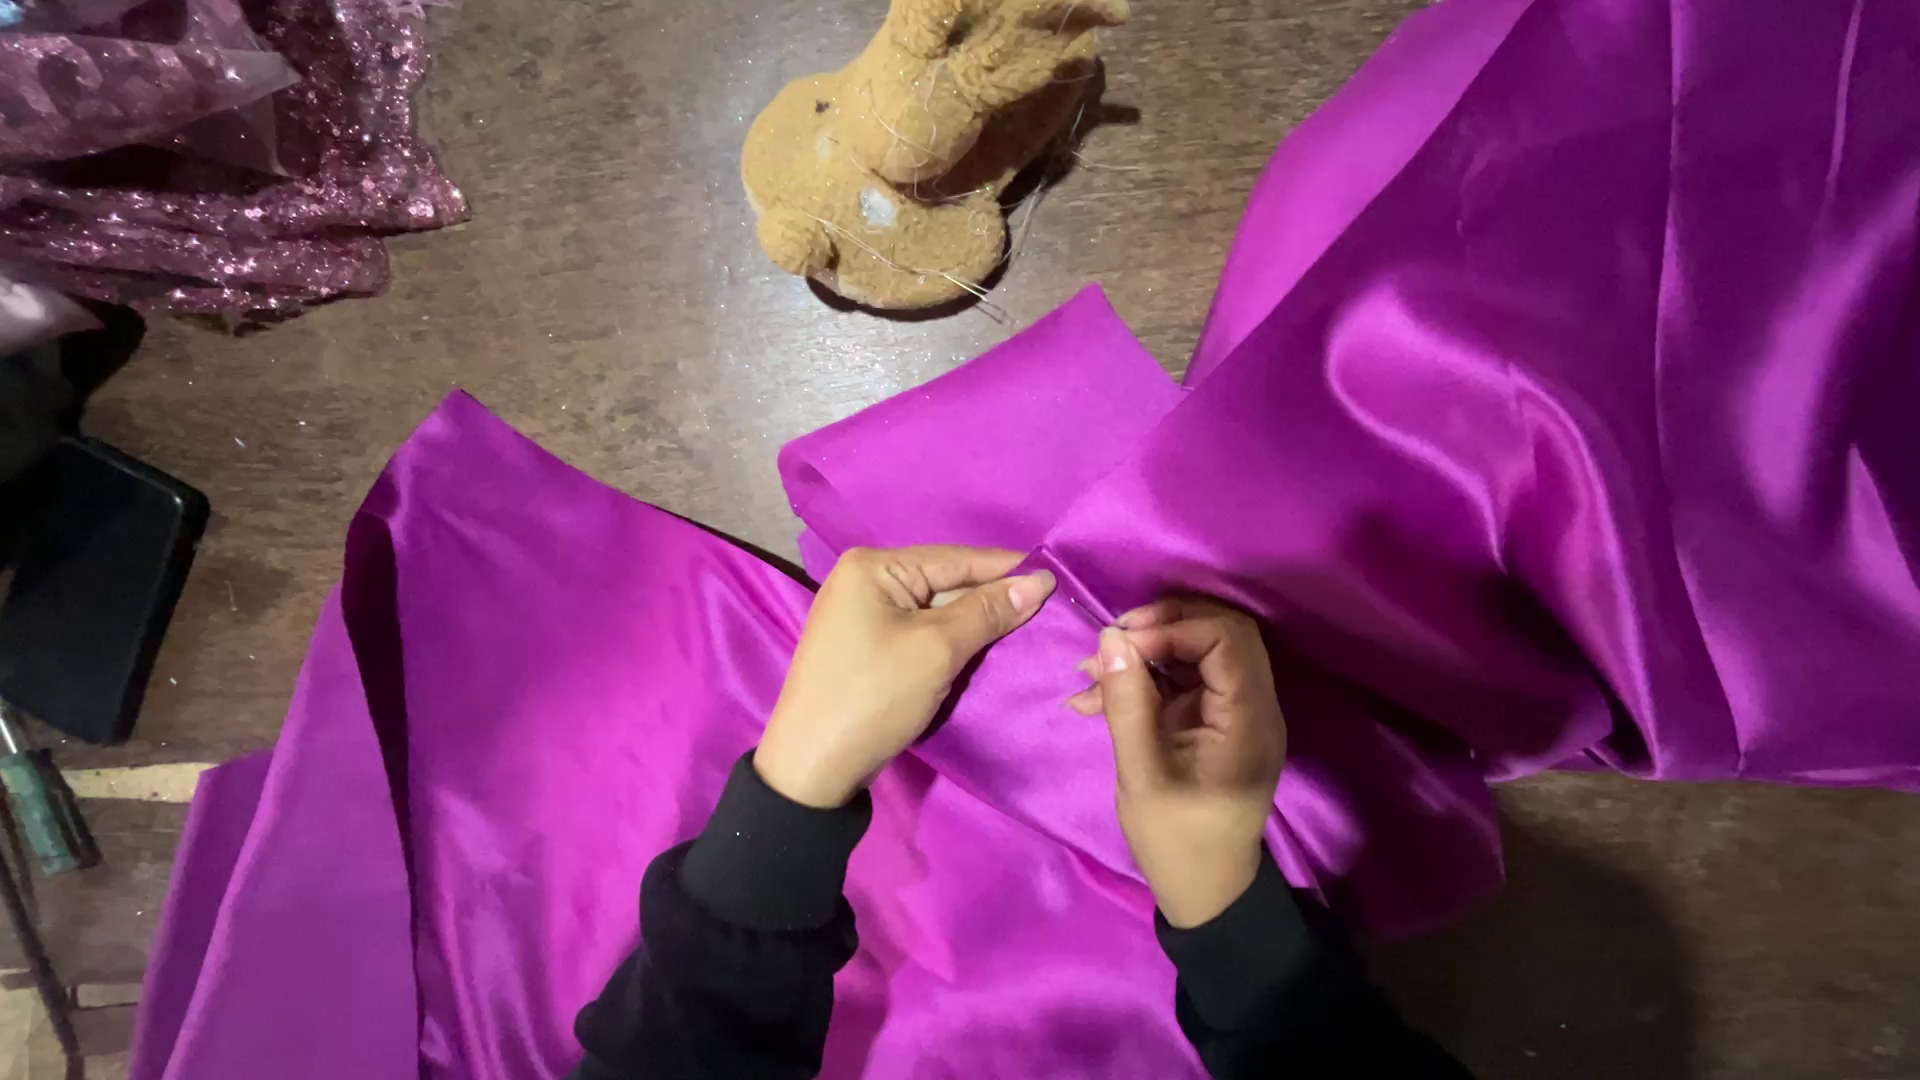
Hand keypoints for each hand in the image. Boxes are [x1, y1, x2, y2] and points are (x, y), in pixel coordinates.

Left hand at [756, 545, 1056, 807]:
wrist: (813, 768)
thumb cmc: (874, 695)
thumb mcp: (937, 648)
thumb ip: (988, 611)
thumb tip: (1038, 581)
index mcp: (873, 566)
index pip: (955, 558)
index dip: (1007, 569)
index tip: (1055, 577)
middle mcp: (865, 580)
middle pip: (945, 580)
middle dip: (992, 595)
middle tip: (1046, 606)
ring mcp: (863, 614)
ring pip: (935, 608)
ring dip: (975, 619)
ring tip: (1026, 624)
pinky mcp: (867, 646)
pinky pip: (921, 630)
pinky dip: (952, 637)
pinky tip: (984, 644)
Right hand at [1068, 598, 1286, 927]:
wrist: (1203, 890)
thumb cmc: (1177, 841)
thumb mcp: (1143, 775)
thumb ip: (1128, 703)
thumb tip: (1110, 637)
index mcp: (1249, 718)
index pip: (1227, 638)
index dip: (1175, 628)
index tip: (1123, 644)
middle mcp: (1252, 704)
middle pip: (1218, 632)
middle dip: (1161, 626)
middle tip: (1112, 640)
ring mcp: (1233, 710)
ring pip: (1197, 649)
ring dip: (1145, 650)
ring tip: (1090, 672)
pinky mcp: (1211, 719)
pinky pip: (1181, 677)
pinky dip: (1143, 675)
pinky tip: (1096, 695)